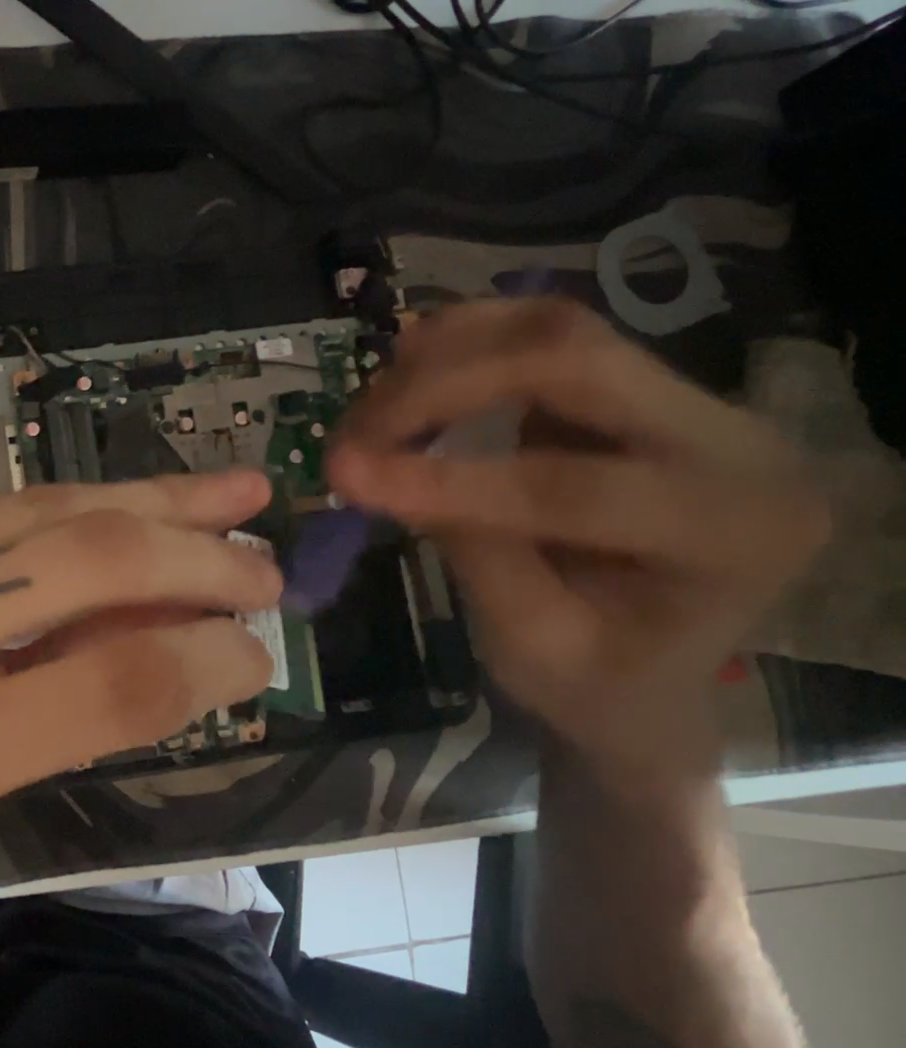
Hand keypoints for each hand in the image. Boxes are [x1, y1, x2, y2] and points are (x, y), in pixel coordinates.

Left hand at [0, 471, 282, 829]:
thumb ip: (93, 711)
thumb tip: (214, 644)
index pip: (95, 684)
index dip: (196, 659)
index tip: (257, 652)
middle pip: (74, 561)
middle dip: (191, 555)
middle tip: (265, 565)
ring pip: (48, 508)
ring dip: (152, 503)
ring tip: (234, 495)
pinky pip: (8, 504)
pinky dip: (86, 506)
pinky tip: (139, 510)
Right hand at [328, 299, 828, 770]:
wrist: (644, 674)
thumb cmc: (595, 683)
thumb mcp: (533, 646)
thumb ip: (480, 557)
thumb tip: (390, 475)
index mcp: (737, 530)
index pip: (575, 485)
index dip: (449, 479)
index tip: (344, 476)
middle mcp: (734, 440)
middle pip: (575, 361)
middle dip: (441, 387)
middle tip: (351, 435)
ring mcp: (686, 401)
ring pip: (555, 330)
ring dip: (443, 358)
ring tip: (367, 410)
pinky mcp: (633, 388)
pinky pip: (542, 334)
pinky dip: (462, 344)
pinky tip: (406, 371)